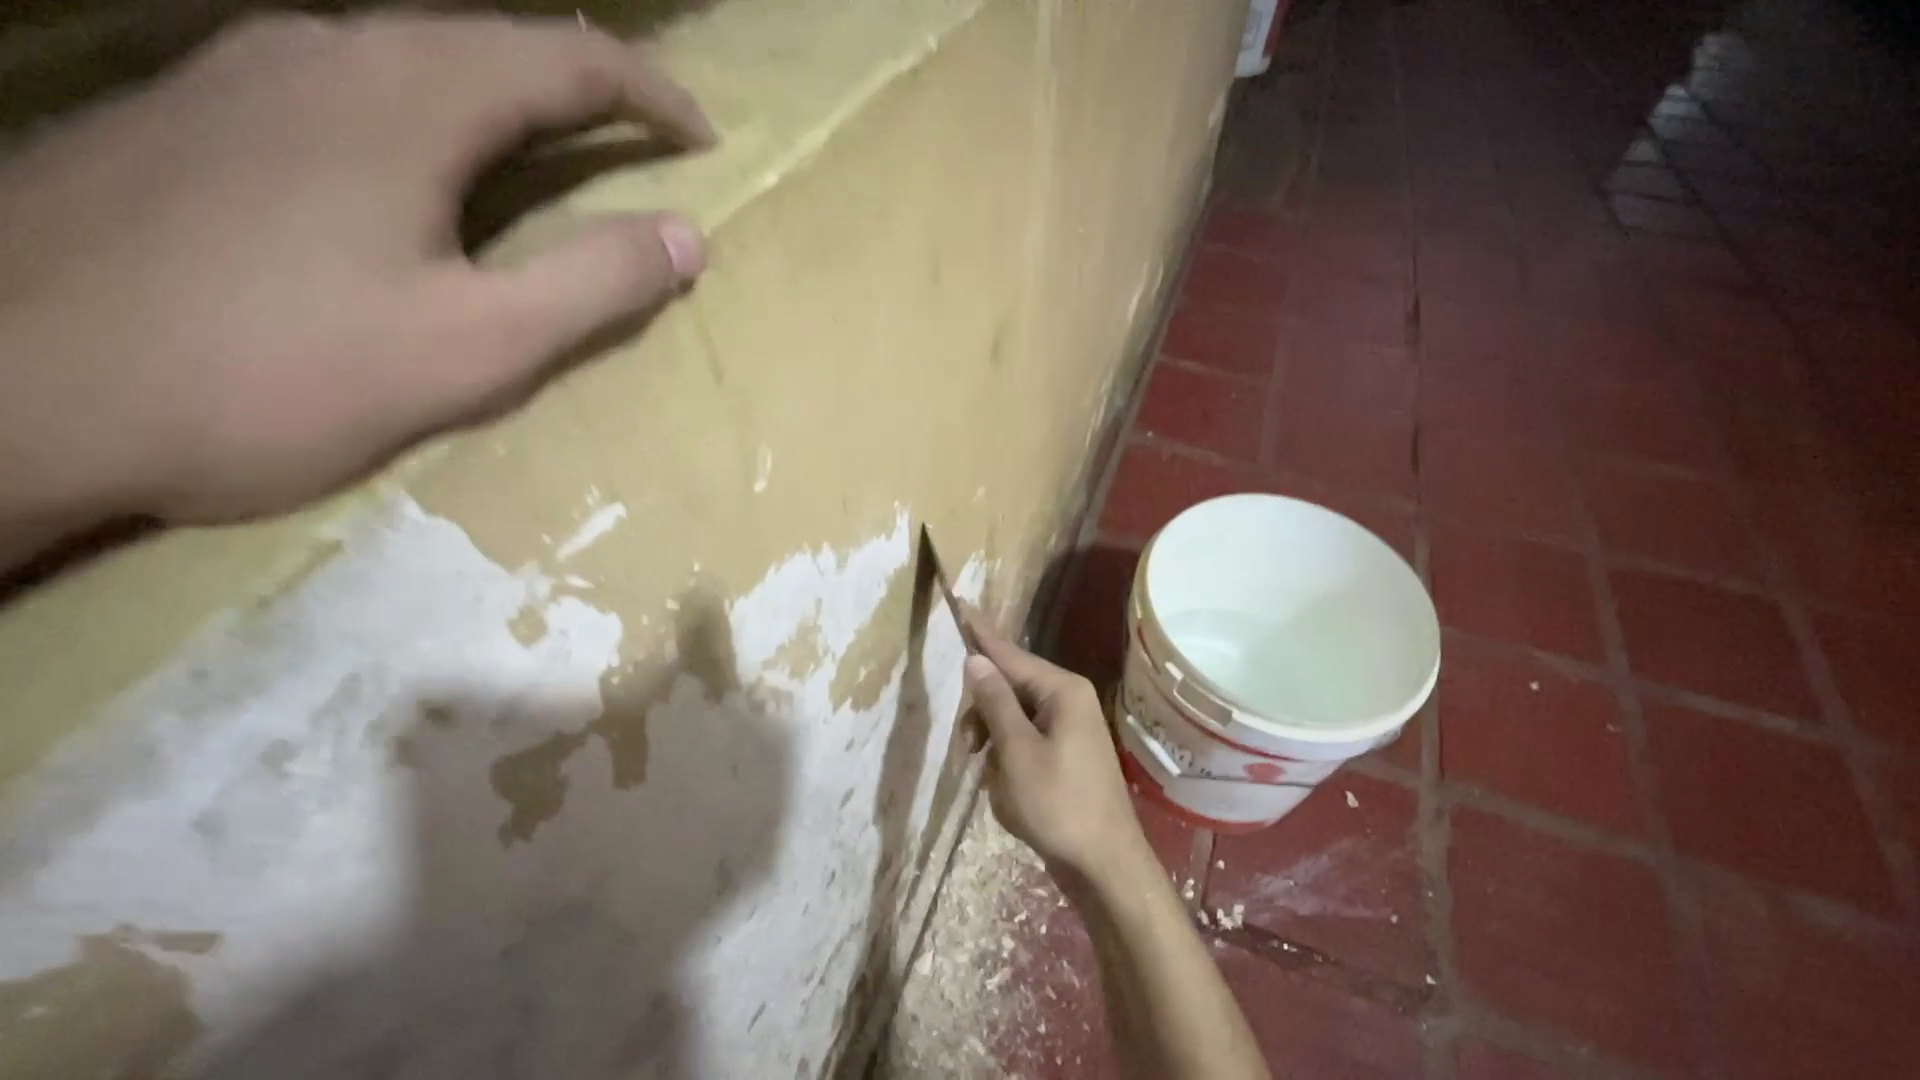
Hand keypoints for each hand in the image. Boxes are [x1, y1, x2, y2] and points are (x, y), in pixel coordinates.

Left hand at [0, 12, 711, 540]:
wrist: (4, 384)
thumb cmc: (272, 371)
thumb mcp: (471, 346)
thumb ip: (591, 283)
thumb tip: (686, 237)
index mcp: (411, 95)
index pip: (570, 58)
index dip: (653, 96)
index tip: (703, 141)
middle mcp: (329, 50)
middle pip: (492, 43)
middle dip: (584, 89)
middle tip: (638, 145)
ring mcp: (245, 71)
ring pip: (415, 59)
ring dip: (504, 100)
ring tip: (546, 158)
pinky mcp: (192, 111)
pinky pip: (349, 87)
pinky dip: (427, 117)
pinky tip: (415, 176)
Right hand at [963, 620, 1153, 884]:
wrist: (1104, 863)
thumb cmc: (1058, 805)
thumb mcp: (1017, 752)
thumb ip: (995, 702)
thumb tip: (976, 660)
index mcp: (1062, 691)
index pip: (1010, 653)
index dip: (980, 633)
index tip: (960, 602)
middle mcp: (1068, 701)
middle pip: (1008, 688)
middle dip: (982, 715)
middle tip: (968, 750)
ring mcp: (1070, 729)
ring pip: (1012, 719)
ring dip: (994, 746)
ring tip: (995, 783)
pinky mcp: (1066, 755)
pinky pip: (1024, 743)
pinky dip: (1009, 763)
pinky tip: (1009, 793)